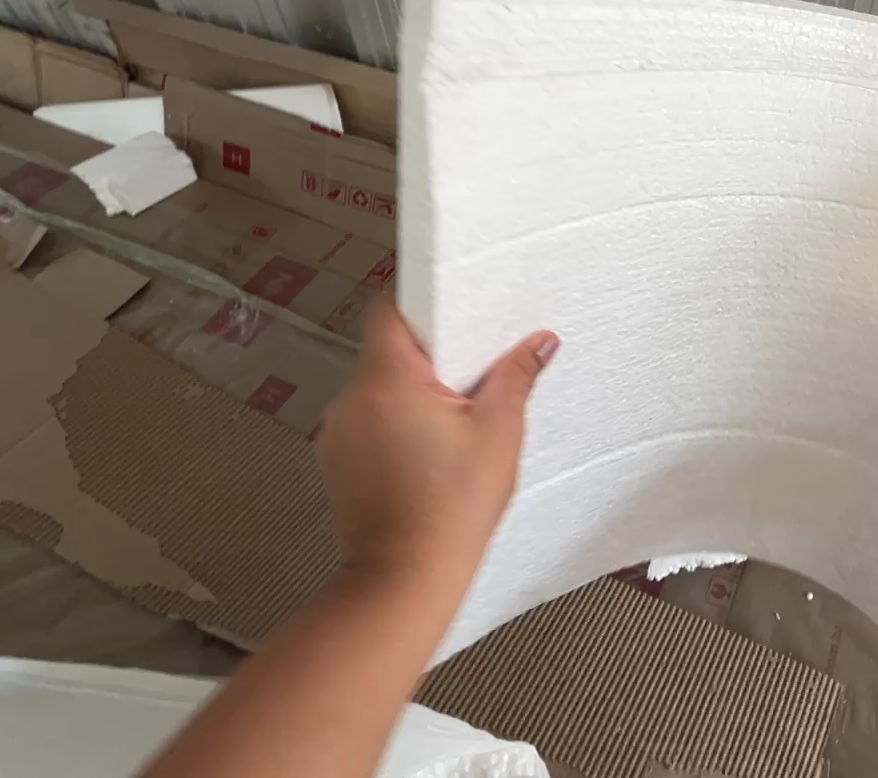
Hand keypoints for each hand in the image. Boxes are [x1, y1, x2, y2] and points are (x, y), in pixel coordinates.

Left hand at [316, 299, 556, 591]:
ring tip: (459, 413)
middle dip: (431, 351)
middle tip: (476, 363)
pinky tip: (431, 447)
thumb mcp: (499, 431)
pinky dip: (398, 419)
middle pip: (388, 350)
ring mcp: (337, 433)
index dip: (420, 298)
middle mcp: (350, 400)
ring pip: (379, 386)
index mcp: (386, 381)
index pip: (389, 311)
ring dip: (415, 388)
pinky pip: (369, 419)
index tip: (455, 302)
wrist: (405, 579)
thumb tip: (541, 341)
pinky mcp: (336, 462)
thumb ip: (516, 375)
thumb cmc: (456, 502)